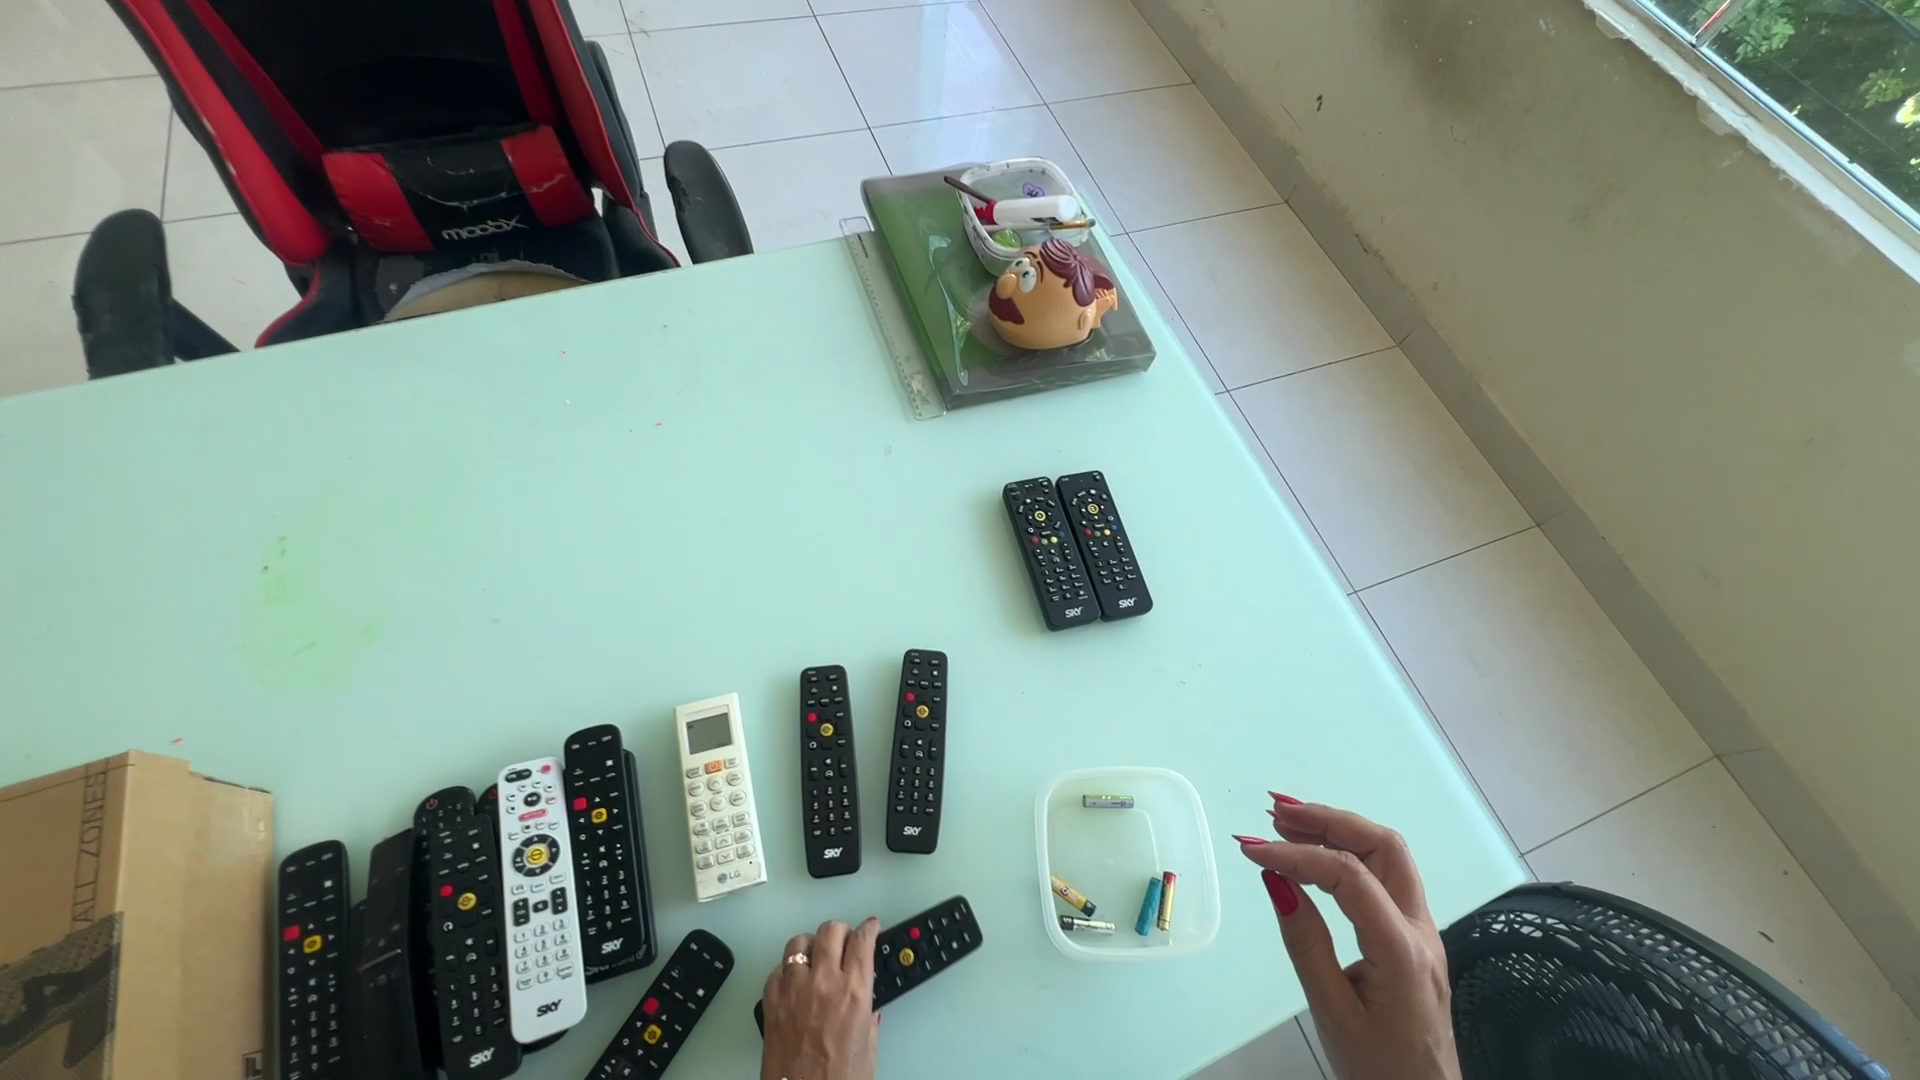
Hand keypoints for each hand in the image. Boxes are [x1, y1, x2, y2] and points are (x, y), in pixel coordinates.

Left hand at [760, 918, 880, 1079]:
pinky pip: (777, 969)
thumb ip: (869, 1019)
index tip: (871, 926)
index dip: (869, 927)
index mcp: (854, 991)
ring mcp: (794, 989)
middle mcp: (824, 982)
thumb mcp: (868, 1050)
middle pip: (831, 930)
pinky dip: (786, 970)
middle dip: (841, 931)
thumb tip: (868, 1007)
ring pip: (799, 941)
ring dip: (811, 944)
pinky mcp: (771, 1001)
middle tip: (844, 940)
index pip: (863, 939)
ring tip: (815, 956)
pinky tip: (793, 981)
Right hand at [1232, 796, 1460, 1079]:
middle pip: (1382, 845)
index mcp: (1401, 949)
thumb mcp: (1331, 1009)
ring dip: (1338, 828)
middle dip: (1327, 819)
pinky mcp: (1412, 937)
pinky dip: (1347, 851)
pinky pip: (1385, 875)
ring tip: (1286, 820)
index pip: (1348, 875)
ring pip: (1388, 854)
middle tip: (1276, 811)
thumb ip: (1304, 940)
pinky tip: (1314, 853)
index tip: (1251, 850)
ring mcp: (1422, 931)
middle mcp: (1421, 930)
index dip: (1296, 854)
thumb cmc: (1377, 1068)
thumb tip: (1275, 878)